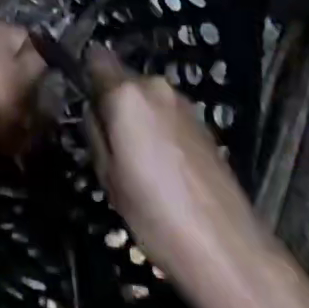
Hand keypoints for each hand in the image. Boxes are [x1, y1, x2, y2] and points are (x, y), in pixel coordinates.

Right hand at [85, 46, 255, 278]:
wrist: (226, 248)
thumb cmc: (153, 212)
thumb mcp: (106, 175)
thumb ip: (94, 132)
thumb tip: (93, 112)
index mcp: (126, 94)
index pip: (96, 58)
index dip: (86, 76)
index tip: (82, 100)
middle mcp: (156, 88)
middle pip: (123, 80)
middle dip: (114, 101)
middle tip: (109, 139)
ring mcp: (184, 105)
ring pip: (147, 99)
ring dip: (138, 117)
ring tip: (137, 159)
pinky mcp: (205, 126)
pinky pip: (168, 115)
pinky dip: (160, 130)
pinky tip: (163, 166)